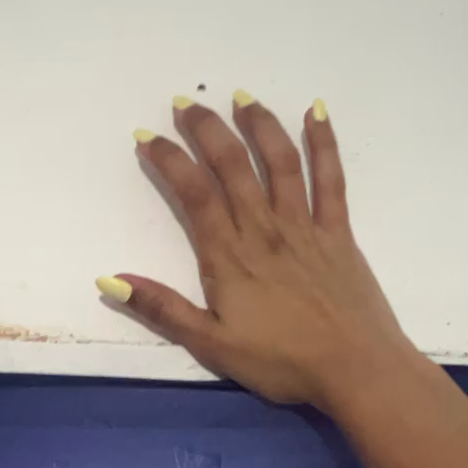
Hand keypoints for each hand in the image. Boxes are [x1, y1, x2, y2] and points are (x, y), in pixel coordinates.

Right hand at [104, 94, 421, 407]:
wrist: (357, 370)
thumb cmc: (280, 362)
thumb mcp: (210, 344)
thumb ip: (161, 308)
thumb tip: (110, 279)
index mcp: (229, 256)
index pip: (193, 194)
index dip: (168, 161)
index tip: (147, 137)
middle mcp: (264, 229)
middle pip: (232, 166)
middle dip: (206, 130)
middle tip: (185, 103)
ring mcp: (305, 226)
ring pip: (279, 162)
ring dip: (258, 125)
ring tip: (240, 97)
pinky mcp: (339, 232)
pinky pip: (330, 178)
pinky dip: (323, 143)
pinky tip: (316, 112)